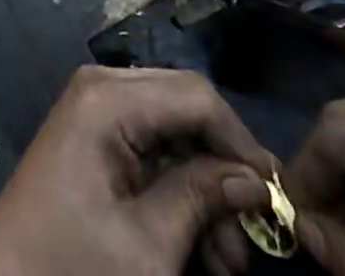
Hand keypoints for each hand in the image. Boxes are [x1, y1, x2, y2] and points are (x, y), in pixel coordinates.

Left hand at [0, 66, 277, 275]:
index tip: (275, 193)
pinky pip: (151, 147)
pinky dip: (178, 188)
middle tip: (254, 231)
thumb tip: (256, 179)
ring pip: (173, 132)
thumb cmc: (69, 268)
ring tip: (231, 256)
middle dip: (222, 169)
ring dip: (204, 187)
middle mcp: (103, 88)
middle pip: (186, 109)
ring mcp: (96, 109)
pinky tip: (202, 240)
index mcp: (108, 98)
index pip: (196, 97)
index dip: (240, 142)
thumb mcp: (146, 244)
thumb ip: (203, 197)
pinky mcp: (95, 135)